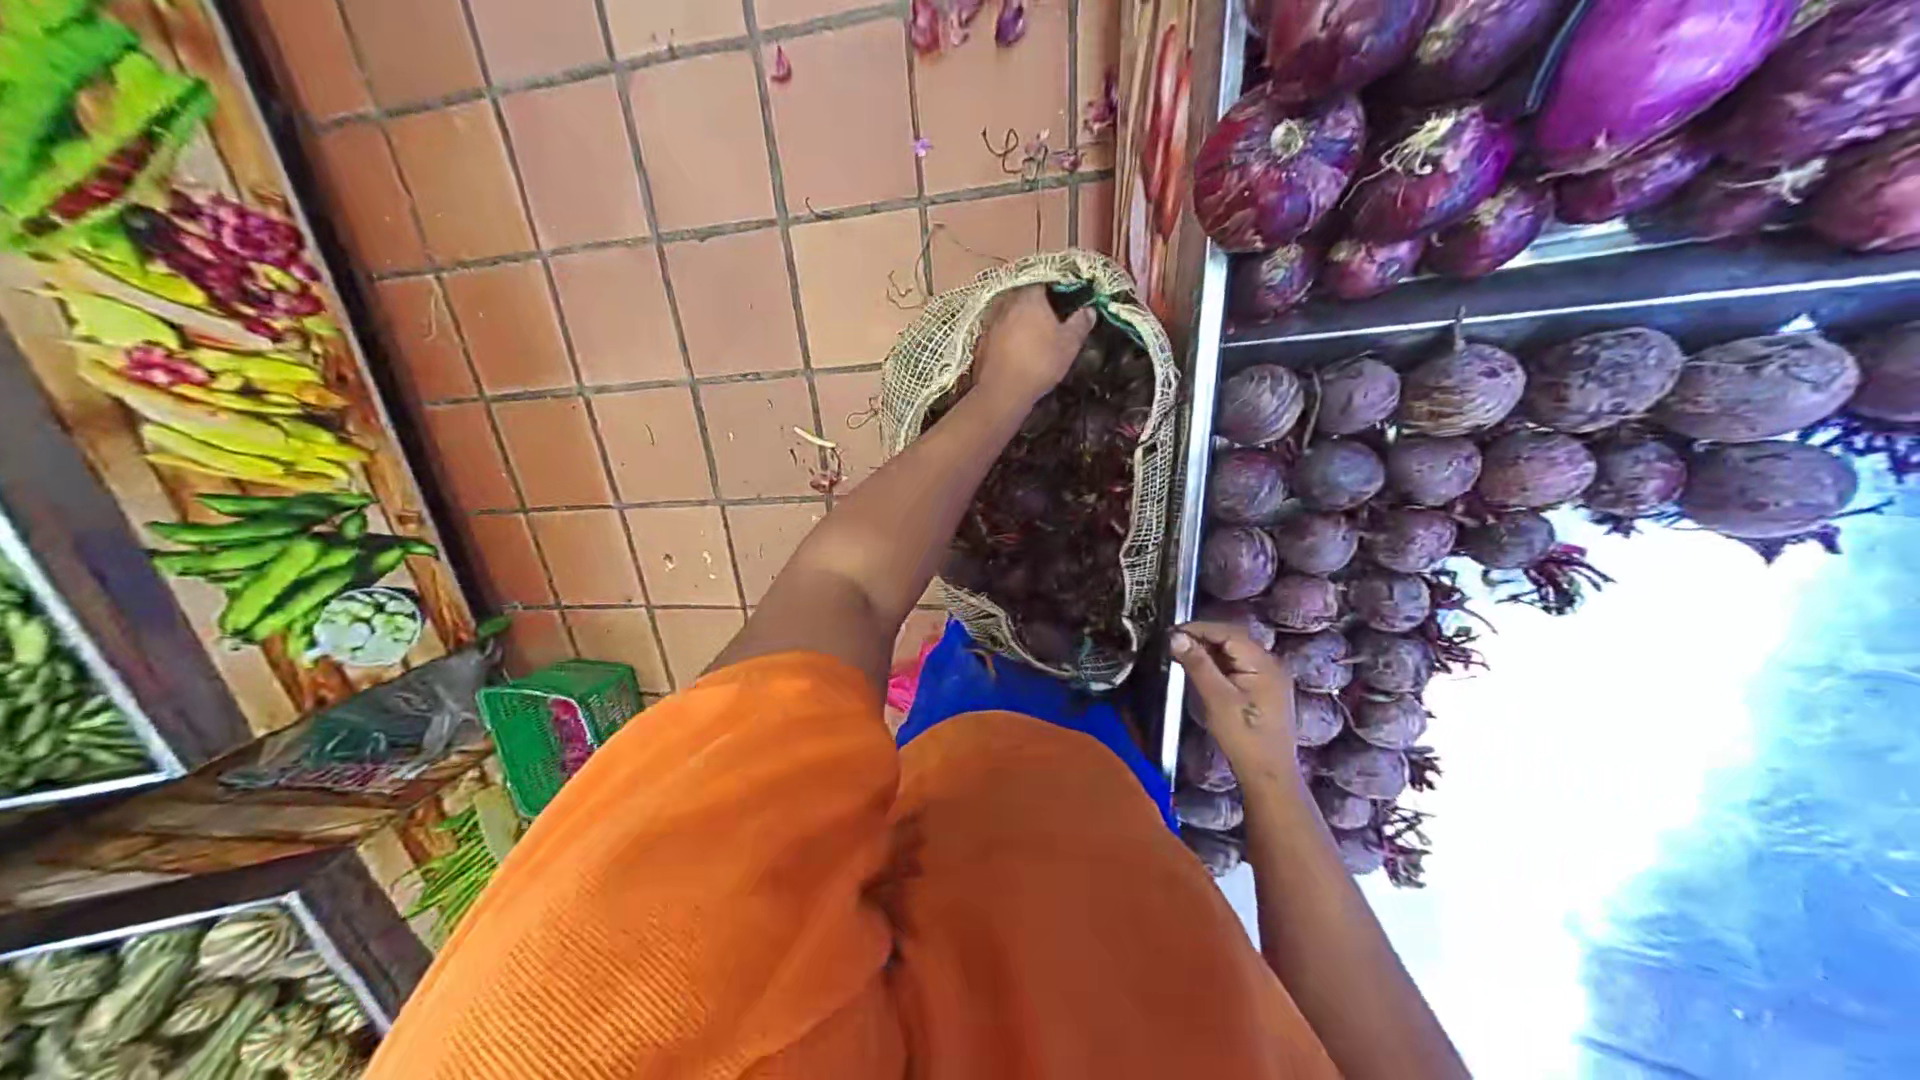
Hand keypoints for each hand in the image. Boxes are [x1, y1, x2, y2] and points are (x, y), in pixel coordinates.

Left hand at [972, 285, 1097, 408]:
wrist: (1002, 391)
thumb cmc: (1040, 362)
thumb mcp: (1069, 344)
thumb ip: (1080, 323)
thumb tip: (1089, 310)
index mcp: (1030, 296)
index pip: (1046, 283)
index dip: (1059, 291)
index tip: (1069, 303)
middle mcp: (1007, 302)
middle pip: (1027, 298)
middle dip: (1040, 307)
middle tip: (1054, 321)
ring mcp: (991, 321)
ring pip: (1012, 315)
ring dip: (1023, 322)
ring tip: (1036, 337)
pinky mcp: (982, 340)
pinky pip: (1001, 332)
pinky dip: (1010, 337)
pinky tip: (1019, 351)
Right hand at [1171, 621, 1300, 782]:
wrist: (1269, 775)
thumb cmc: (1243, 737)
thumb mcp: (1217, 699)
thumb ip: (1198, 664)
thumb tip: (1176, 636)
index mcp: (1263, 663)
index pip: (1228, 632)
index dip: (1199, 628)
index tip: (1171, 633)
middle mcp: (1271, 664)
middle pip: (1233, 639)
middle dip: (1202, 637)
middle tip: (1173, 643)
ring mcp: (1269, 677)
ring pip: (1235, 653)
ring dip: (1209, 651)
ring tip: (1182, 654)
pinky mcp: (1264, 690)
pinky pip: (1238, 666)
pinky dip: (1218, 664)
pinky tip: (1201, 670)